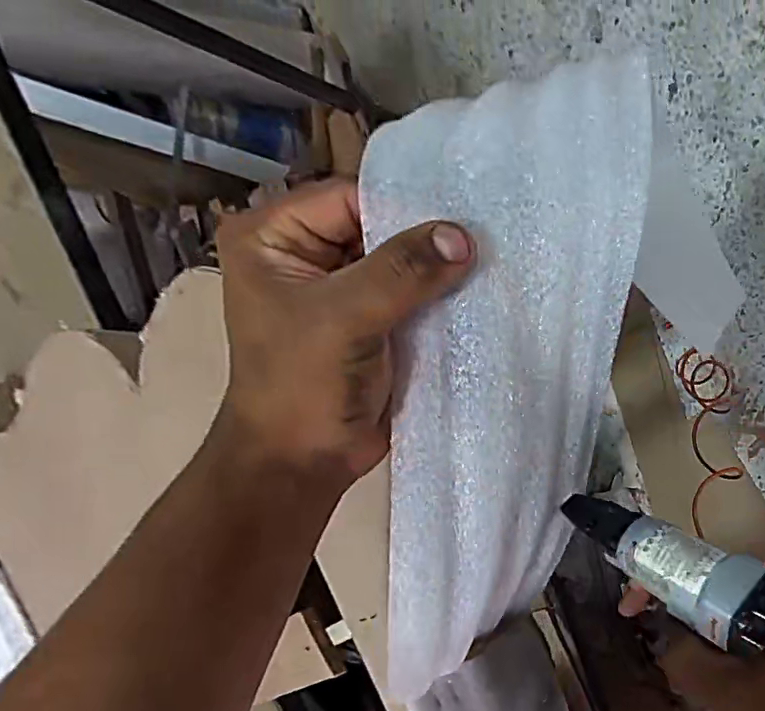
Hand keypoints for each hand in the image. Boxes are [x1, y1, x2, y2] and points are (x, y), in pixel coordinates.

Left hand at [213, 179, 474, 487]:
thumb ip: (401, 273)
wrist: (307, 457)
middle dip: (427, 241)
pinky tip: (476, 301)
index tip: (460, 220)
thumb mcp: (346, 316)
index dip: (402, 208)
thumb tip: (462, 236)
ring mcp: (347, 296)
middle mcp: (309, 258)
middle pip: (379, 231)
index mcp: (274, 237)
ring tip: (490, 269)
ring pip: (403, 269)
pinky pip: (416, 303)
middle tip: (485, 241)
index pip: (348, 199)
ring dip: (440, 274)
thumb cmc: (304, 382)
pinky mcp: (379, 329)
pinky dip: (443, 303)